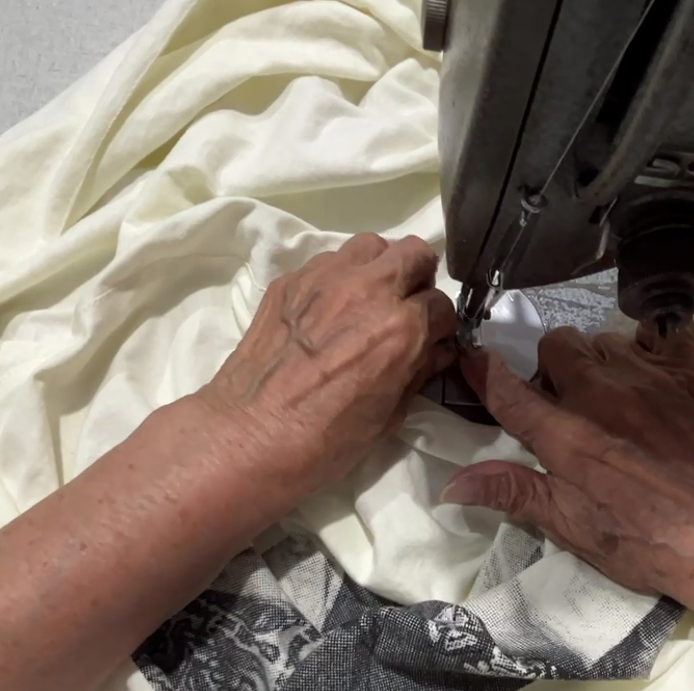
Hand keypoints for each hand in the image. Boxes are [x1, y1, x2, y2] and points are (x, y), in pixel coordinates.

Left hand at [195, 233, 457, 497]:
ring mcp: (325, 278)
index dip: (439, 327)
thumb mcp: (389, 417)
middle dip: (418, 280)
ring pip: (371, 247)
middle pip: (414, 254)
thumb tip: (435, 351)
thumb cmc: (325, 442)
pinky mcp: (289, 280)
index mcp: (400, 328)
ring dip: (380, 269)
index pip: (442, 306)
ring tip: (369, 302)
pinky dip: (340, 279)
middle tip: (406, 311)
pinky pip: (329, 261)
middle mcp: (368, 289)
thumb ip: (418, 373)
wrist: (251, 436)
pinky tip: (329, 312)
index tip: (430, 342)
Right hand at [440, 322, 693, 606]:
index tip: (469, 358)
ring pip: (602, 337)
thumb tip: (451, 485)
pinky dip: (647, 342)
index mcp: (566, 436)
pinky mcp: (691, 368)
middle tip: (563, 406)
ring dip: (595, 360)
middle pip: (555, 346)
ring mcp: (649, 374)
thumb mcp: (572, 528)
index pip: (508, 390)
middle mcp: (602, 392)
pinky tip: (650, 373)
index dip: (481, 371)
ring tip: (610, 396)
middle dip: (549, 369)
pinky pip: (659, 327)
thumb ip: (513, 493)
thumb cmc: (648, 542)